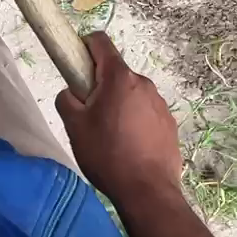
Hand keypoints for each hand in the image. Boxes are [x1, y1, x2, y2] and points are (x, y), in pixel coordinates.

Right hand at [58, 33, 224, 236]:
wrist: (148, 194)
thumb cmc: (107, 155)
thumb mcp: (74, 126)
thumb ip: (67, 99)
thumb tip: (72, 93)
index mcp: (119, 77)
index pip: (100, 41)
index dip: (84, 46)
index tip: (76, 65)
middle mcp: (143, 83)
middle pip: (115, 72)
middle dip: (101, 85)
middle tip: (90, 113)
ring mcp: (160, 104)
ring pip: (131, 93)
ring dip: (119, 104)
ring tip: (111, 135)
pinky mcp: (170, 124)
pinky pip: (146, 112)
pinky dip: (135, 121)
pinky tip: (130, 147)